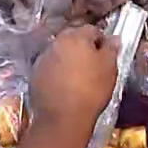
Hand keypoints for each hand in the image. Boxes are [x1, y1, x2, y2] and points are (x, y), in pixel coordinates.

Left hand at [27, 25, 117, 141]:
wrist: (62, 118)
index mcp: (76, 36)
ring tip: (78, 77)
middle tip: (93, 65)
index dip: (101, 41)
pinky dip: (57, 72)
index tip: (106, 55)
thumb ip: (111, 49)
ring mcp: (43, 58)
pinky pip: (50, 67)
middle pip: (73, 38)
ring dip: (68, 59)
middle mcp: (56, 42)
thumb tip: (113, 38)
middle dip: (83, 48)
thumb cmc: (91, 90)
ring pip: (60, 52)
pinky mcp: (34, 74)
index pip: (92, 30)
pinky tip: (65, 86)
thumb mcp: (109, 69)